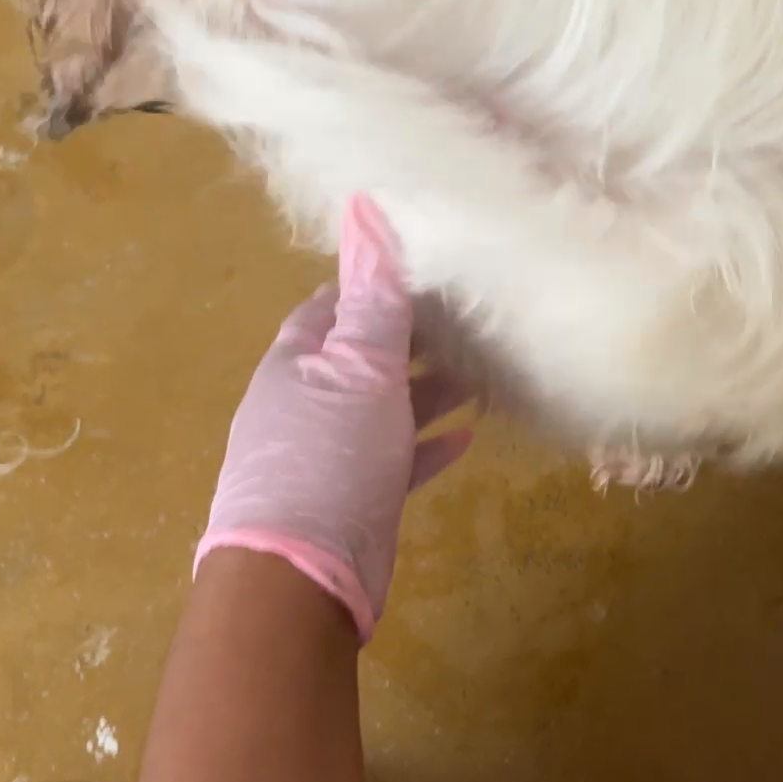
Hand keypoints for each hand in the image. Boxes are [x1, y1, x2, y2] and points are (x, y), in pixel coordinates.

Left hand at [194, 195, 470, 639]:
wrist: (303, 567)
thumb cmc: (330, 455)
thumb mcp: (357, 369)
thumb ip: (373, 302)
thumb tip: (368, 214)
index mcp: (298, 366)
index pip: (333, 309)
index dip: (376, 288)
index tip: (430, 276)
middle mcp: (310, 404)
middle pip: (367, 359)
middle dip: (416, 340)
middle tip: (475, 324)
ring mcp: (336, 453)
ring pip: (390, 409)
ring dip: (432, 392)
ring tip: (484, 375)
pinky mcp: (362, 494)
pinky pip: (402, 458)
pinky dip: (431, 444)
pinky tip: (467, 438)